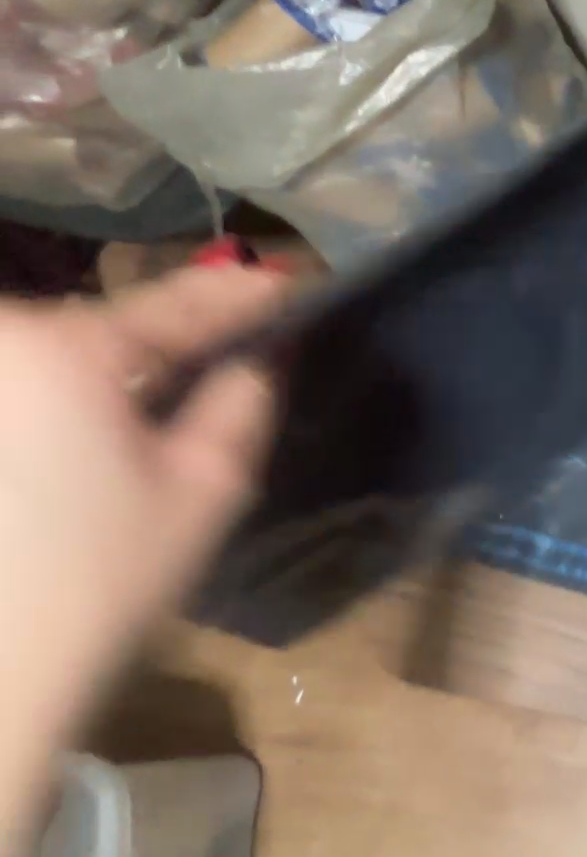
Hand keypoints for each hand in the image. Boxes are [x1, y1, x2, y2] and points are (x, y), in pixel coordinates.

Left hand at [0, 266, 285, 669]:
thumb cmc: (106, 575)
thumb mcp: (211, 482)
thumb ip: (245, 399)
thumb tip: (267, 351)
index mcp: (58, 355)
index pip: (175, 306)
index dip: (242, 295)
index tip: (291, 281)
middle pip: (106, 325)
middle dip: (175, 331)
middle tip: (244, 337)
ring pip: (56, 351)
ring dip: (121, 361)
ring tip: (184, 374)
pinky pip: (26, 385)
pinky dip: (72, 392)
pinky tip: (111, 418)